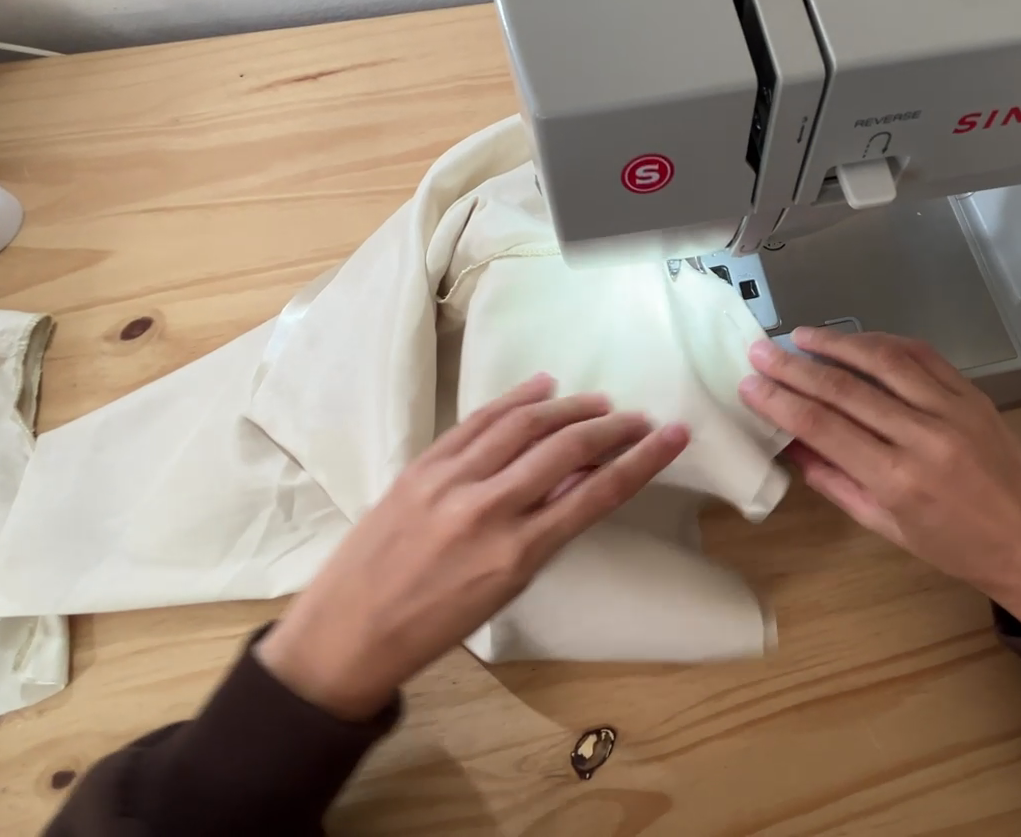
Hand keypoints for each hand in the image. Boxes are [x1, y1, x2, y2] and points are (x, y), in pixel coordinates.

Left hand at [257, 375, 688, 717]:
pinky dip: (515, 399)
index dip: (644, 460)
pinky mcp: (422, 464)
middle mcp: (490, 508)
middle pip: (567, 449)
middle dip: (613, 427)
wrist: (346, 634)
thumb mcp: (506, 589)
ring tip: (599, 401)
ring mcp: (452, 480)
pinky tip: (543, 386)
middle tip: (639, 417)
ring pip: (525, 424)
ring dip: (570, 407)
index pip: (598, 494)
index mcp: (518, 553)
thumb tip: (585, 481)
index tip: (674, 434)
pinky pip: (479, 420)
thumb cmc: (435, 625)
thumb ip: (548, 531)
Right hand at [738, 329, 1020, 633]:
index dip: (780, 402)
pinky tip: (857, 340)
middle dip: (795, 366)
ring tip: (801, 335)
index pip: (823, 427)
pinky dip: (884, 342)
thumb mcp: (886, 527)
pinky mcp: (973, 394)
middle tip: (760, 349)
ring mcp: (953, 409)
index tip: (749, 383)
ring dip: (837, 342)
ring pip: (884, 359)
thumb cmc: (956, 549)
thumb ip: (835, 481)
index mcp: (898, 479)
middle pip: (845, 388)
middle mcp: (924, 436)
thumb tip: (790, 444)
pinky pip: (922, 355)